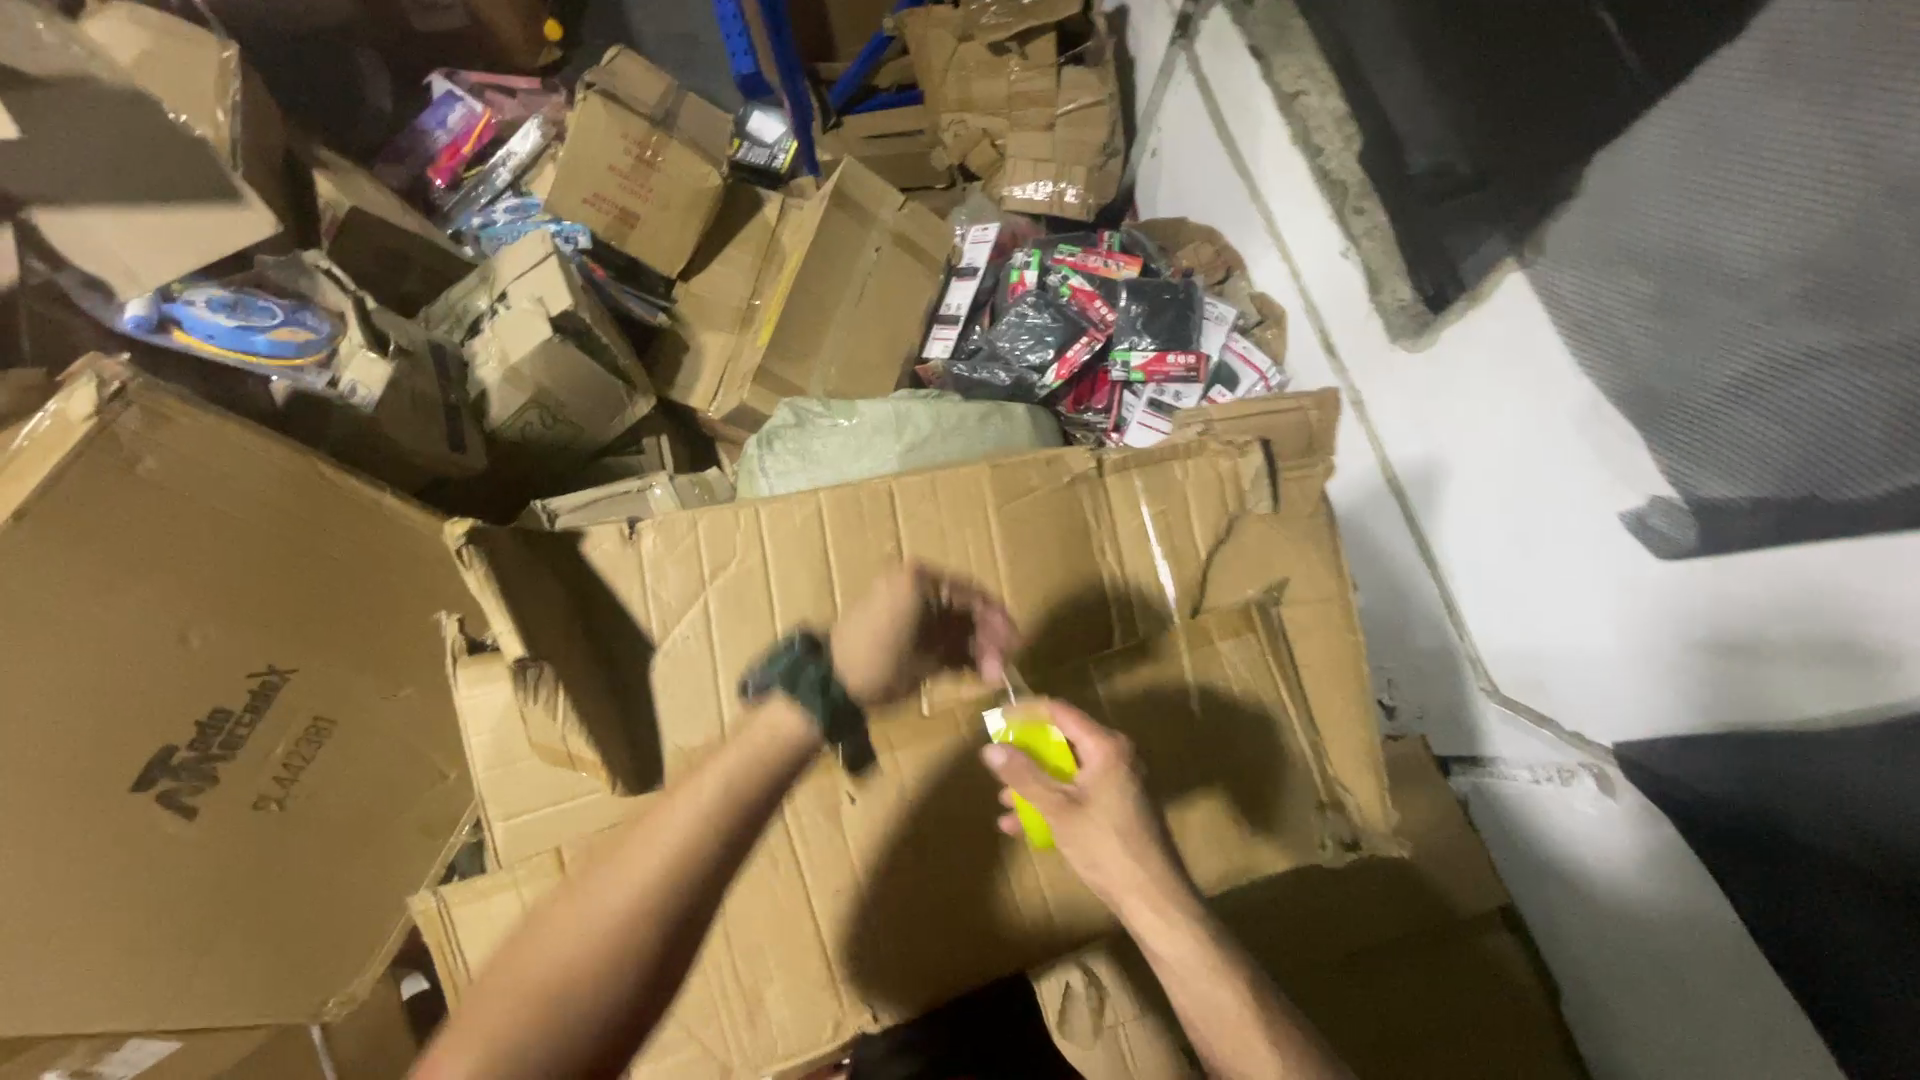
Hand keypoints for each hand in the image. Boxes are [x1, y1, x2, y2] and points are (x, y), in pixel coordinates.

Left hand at [829, 564, 1019, 707]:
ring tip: (988, 674)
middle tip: (1002, 667)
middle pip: (963, 607)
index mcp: (920, 579)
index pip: (974, 596)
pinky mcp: (894, 619)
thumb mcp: (930, 661)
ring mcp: (901, 599)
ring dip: (971, 646)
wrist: (829, 685)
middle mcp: (912, 581)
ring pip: (950, 619)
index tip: (1018, 645)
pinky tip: (970, 670)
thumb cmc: (881, 666)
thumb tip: (1000, 663)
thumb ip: (969, 654)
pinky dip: (950, 647)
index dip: (1000, 623)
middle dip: (986, 639)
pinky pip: (931, 627)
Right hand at [979, 700, 1193, 916]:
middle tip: (998, 763)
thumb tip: (989, 749)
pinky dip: (1052, 802)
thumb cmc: (1104, 845)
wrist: (1152, 896)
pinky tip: (1020, 826)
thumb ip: (1024, 775)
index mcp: (1105, 746)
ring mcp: (1117, 782)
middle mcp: (1115, 756)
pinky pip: (1077, 793)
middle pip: (1062, 741)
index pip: (1060, 712)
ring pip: (1067, 771)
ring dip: (1035, 783)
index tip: (997, 720)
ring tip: (1004, 800)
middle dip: (1027, 755)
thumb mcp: (1057, 809)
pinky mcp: (1116, 806)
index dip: (1026, 712)